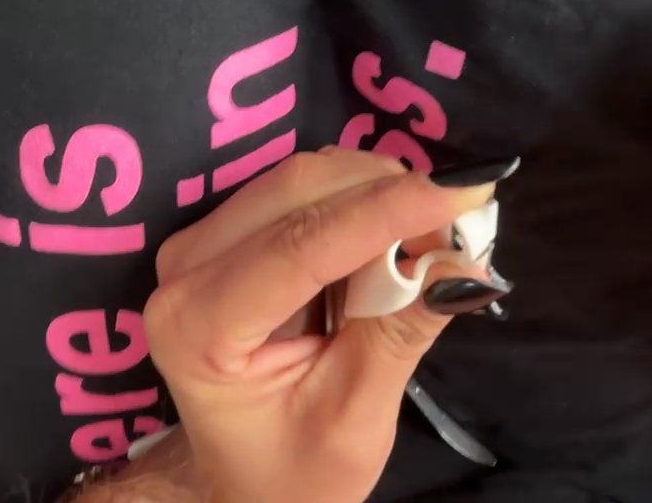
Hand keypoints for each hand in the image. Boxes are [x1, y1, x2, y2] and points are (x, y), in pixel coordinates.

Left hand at [112, 148, 506, 502]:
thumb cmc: (291, 467)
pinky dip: (357, 193)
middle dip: (387, 191)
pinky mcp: (226, 227)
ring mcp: (201, 238)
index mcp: (200, 327)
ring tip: (433, 226)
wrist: (239, 474)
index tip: (463, 192)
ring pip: (302, 178)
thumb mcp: (354, 421)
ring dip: (375, 187)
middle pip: (297, 191)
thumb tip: (464, 261)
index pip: (300, 246)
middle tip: (462, 217)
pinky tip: (392, 223)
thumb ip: (402, 333)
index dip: (384, 212)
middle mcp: (186, 266)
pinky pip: (300, 187)